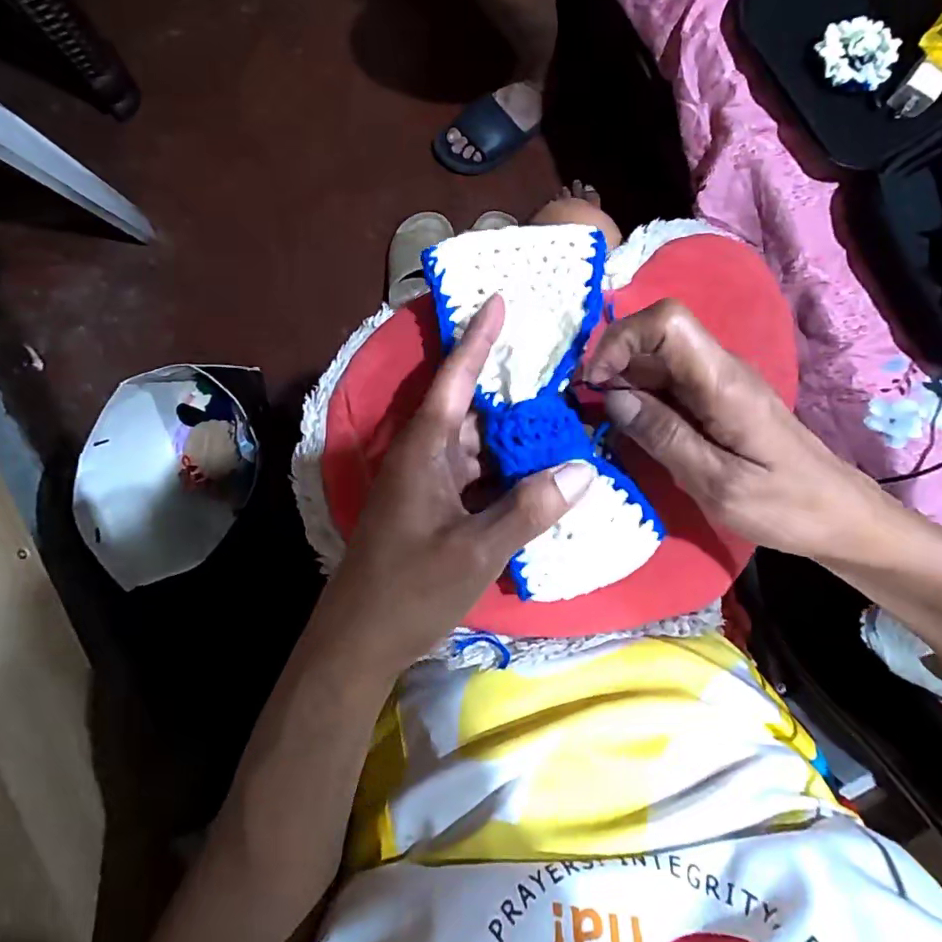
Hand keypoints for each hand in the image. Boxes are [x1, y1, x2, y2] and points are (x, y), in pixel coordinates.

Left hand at [320, 295, 597, 670]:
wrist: (359, 641)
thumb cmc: (410, 589)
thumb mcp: (476, 550)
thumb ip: (529, 508)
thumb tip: (582, 470)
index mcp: (424, 450)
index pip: (455, 379)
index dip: (478, 339)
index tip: (500, 300)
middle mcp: (424, 457)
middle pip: (472, 410)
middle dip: (512, 391)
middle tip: (560, 371)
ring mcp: (427, 485)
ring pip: (477, 447)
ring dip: (513, 437)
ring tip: (564, 420)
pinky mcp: (433, 510)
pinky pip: (475, 477)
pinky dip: (505, 472)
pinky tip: (540, 475)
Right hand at [582, 299, 902, 562]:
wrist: (839, 516)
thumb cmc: (786, 506)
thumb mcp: (718, 484)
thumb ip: (664, 438)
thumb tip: (613, 397)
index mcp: (725, 383)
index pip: (668, 321)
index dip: (622, 338)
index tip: (595, 382)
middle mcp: (720, 370)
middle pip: (655, 336)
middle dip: (611, 363)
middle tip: (583, 408)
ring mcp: (717, 384)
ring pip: (656, 361)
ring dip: (620, 382)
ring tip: (596, 422)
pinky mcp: (714, 402)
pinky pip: (666, 385)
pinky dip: (638, 400)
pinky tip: (626, 429)